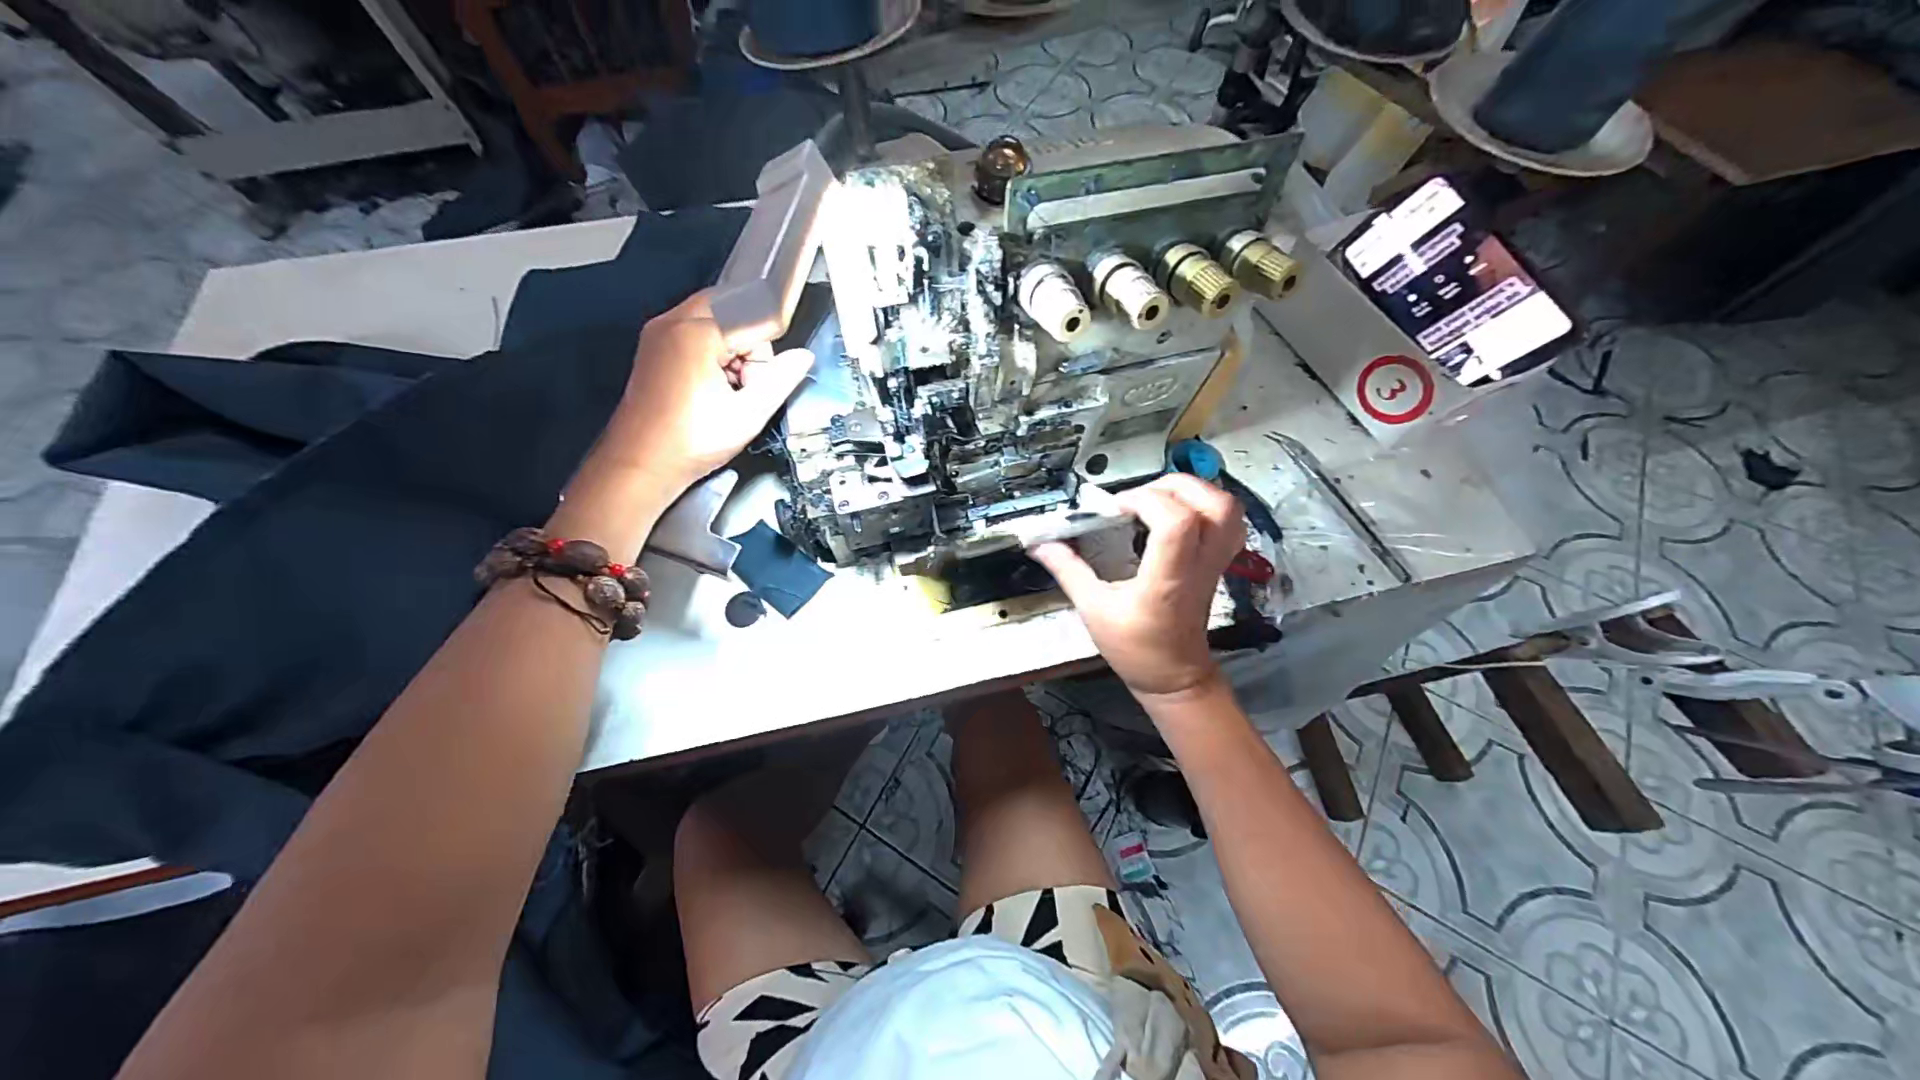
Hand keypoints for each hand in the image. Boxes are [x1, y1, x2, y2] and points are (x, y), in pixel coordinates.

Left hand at [599, 289, 812, 492]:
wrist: (640, 464)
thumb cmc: (687, 443)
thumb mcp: (748, 414)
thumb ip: (781, 379)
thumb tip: (802, 357)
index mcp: (696, 334)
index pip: (756, 320)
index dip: (770, 352)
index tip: (772, 377)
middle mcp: (673, 323)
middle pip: (735, 309)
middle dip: (750, 343)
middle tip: (745, 383)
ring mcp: (660, 333)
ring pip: (717, 318)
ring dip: (732, 347)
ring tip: (727, 389)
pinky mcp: (655, 347)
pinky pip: (696, 331)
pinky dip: (714, 351)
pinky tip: (712, 386)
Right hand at [1029, 474, 1244, 699]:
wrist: (1174, 675)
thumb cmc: (1137, 649)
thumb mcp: (1093, 609)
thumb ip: (1068, 570)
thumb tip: (1042, 546)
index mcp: (1167, 579)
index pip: (1177, 523)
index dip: (1146, 501)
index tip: (1116, 508)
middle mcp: (1198, 564)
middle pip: (1210, 503)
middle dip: (1169, 486)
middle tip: (1137, 498)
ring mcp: (1214, 561)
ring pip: (1226, 506)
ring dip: (1190, 489)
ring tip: (1155, 498)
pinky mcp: (1217, 560)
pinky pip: (1228, 519)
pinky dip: (1204, 502)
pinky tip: (1175, 510)